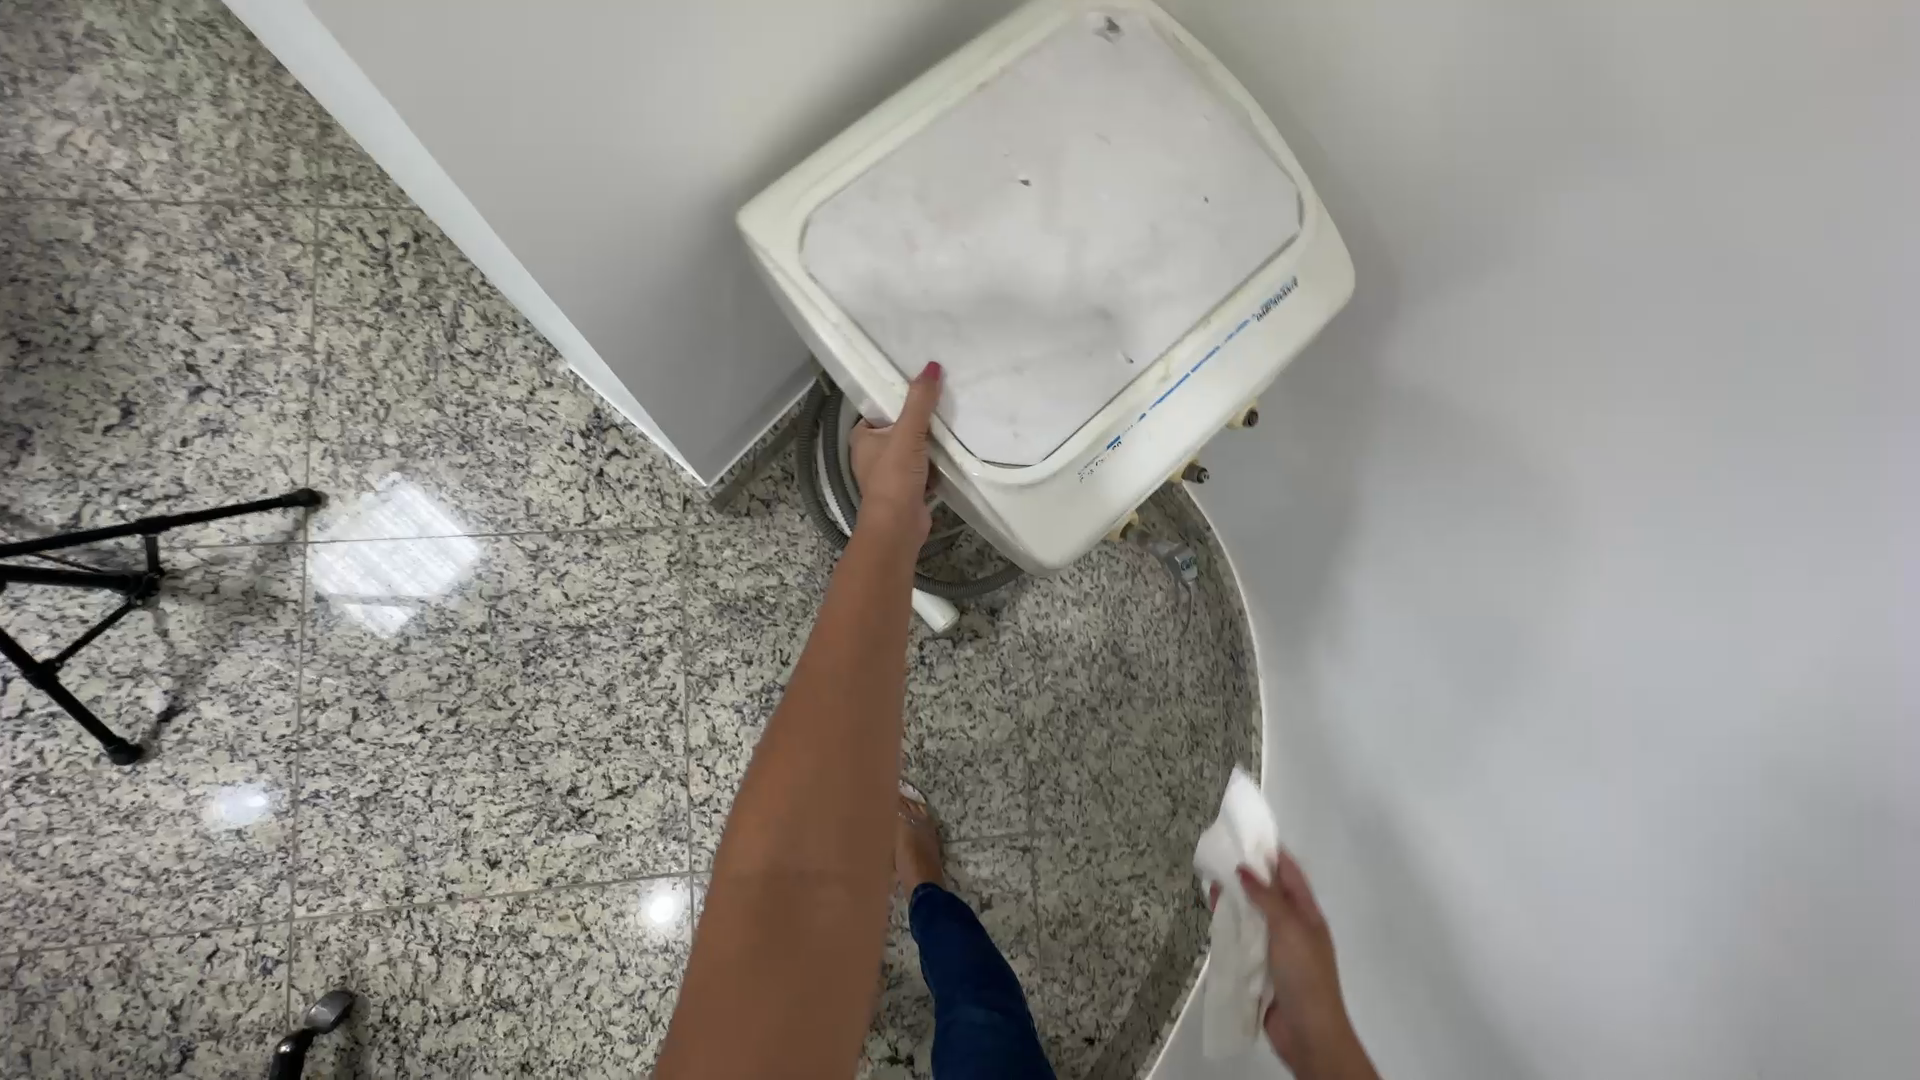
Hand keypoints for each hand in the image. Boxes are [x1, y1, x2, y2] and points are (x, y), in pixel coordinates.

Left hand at [848, 362, 941, 540]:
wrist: (898, 525)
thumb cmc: (894, 476)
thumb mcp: (908, 432)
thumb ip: (920, 401)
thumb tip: (932, 366)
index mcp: (862, 437)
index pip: (882, 410)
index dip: (901, 401)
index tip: (925, 390)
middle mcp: (872, 454)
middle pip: (901, 429)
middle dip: (921, 424)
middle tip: (944, 408)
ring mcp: (889, 474)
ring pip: (914, 450)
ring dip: (931, 445)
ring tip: (952, 428)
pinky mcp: (907, 490)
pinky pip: (924, 469)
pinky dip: (936, 465)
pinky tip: (952, 456)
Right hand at [1211, 852, 1377, 1079]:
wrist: (1308, 1034)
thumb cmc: (1305, 975)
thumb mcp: (1289, 928)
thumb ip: (1267, 897)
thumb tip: (1244, 869)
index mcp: (1308, 915)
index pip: (1290, 874)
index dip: (1271, 853)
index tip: (1248, 833)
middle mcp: (1292, 927)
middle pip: (1268, 893)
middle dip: (1246, 874)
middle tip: (1219, 854)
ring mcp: (1277, 948)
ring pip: (1252, 915)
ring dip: (1234, 899)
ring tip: (1210, 880)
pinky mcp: (1260, 967)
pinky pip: (1243, 939)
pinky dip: (1229, 925)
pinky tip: (1212, 916)